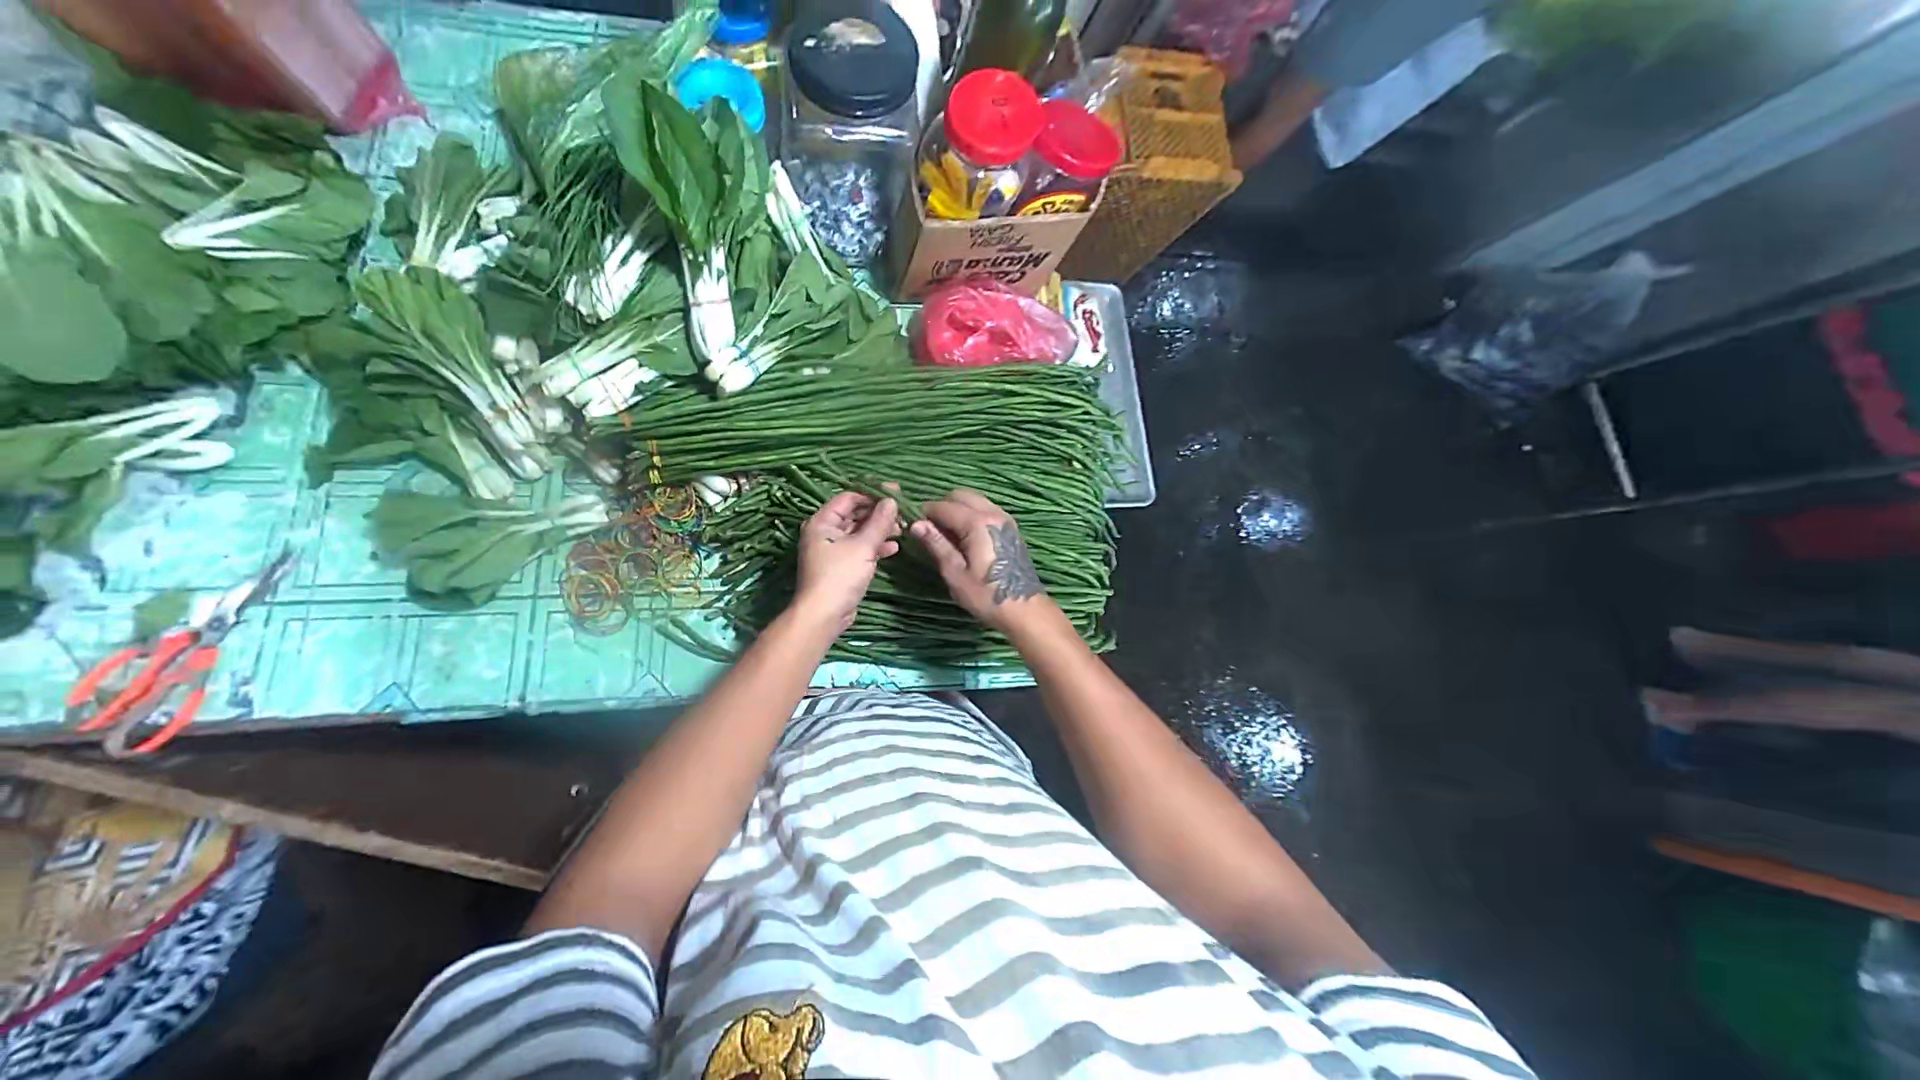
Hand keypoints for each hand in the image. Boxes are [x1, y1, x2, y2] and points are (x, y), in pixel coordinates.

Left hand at [792, 492, 900, 632]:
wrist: (824, 615)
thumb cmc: (840, 575)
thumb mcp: (863, 546)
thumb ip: (879, 522)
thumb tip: (892, 500)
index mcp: (822, 522)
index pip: (849, 498)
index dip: (872, 494)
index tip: (895, 492)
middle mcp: (824, 532)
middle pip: (854, 514)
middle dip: (878, 513)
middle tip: (903, 511)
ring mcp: (832, 550)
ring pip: (858, 532)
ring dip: (879, 530)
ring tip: (902, 529)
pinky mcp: (840, 566)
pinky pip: (859, 549)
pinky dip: (874, 547)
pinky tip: (893, 548)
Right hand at [909, 489, 1051, 633]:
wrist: (1024, 610)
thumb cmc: (986, 595)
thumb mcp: (955, 573)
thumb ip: (937, 544)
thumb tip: (916, 524)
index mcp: (978, 523)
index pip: (944, 506)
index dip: (925, 513)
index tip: (913, 525)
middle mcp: (993, 514)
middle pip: (960, 496)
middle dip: (942, 506)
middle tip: (930, 529)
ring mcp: (1005, 519)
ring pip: (975, 501)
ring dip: (957, 509)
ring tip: (946, 534)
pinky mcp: (1010, 529)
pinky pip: (986, 510)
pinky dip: (971, 515)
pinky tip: (964, 537)